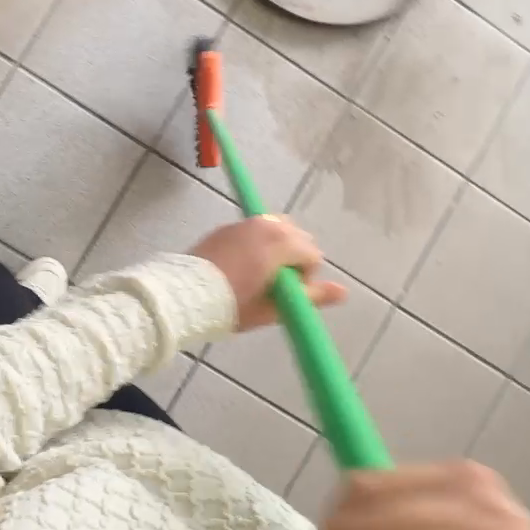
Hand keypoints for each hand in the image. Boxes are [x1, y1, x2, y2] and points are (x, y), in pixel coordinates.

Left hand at [187, 216, 346, 331]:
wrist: (185, 294)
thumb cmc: (232, 305)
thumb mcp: (274, 307)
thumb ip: (311, 297)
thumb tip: (344, 292)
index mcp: (281, 242)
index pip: (312, 254)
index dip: (304, 277)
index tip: (285, 295)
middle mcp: (266, 224)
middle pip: (297, 236)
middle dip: (293, 258)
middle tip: (273, 285)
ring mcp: (244, 223)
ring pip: (276, 229)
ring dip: (277, 247)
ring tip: (260, 273)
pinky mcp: (227, 226)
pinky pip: (255, 230)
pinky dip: (257, 243)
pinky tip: (242, 265)